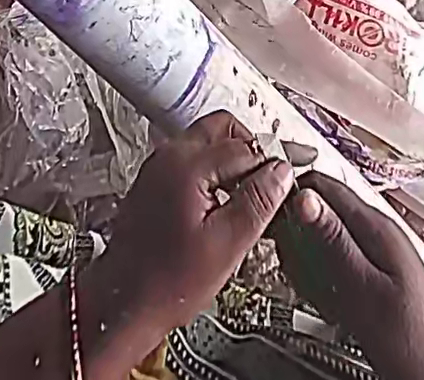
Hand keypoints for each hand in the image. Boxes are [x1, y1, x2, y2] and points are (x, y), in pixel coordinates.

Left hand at [87, 111, 295, 338]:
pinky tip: (227, 197)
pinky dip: (214, 166)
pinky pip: (192, 154)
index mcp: (187, 165)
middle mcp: (170, 155)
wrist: (128, 297)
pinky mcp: (157, 175)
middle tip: (274, 176)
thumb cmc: (170, 279)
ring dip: (233, 155)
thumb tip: (281, 173)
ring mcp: (160, 163)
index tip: (294, 172)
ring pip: (206, 137)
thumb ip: (258, 202)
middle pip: (221, 126)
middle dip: (252, 146)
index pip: (243, 147)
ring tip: (254, 191)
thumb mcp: (228, 244)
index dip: (274, 161)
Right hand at [274, 172, 423, 379]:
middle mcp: (374, 233)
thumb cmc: (416, 344)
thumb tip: (303, 196)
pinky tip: (325, 298)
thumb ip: (333, 240)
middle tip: (293, 263)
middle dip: (297, 233)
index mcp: (375, 227)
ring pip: (321, 236)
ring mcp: (373, 253)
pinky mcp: (370, 275)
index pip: (321, 183)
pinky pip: (332, 260)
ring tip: (311, 286)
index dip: (290, 194)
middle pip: (318, 208)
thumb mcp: (365, 289)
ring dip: (307, 257)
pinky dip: (320, 275)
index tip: (271, 216)